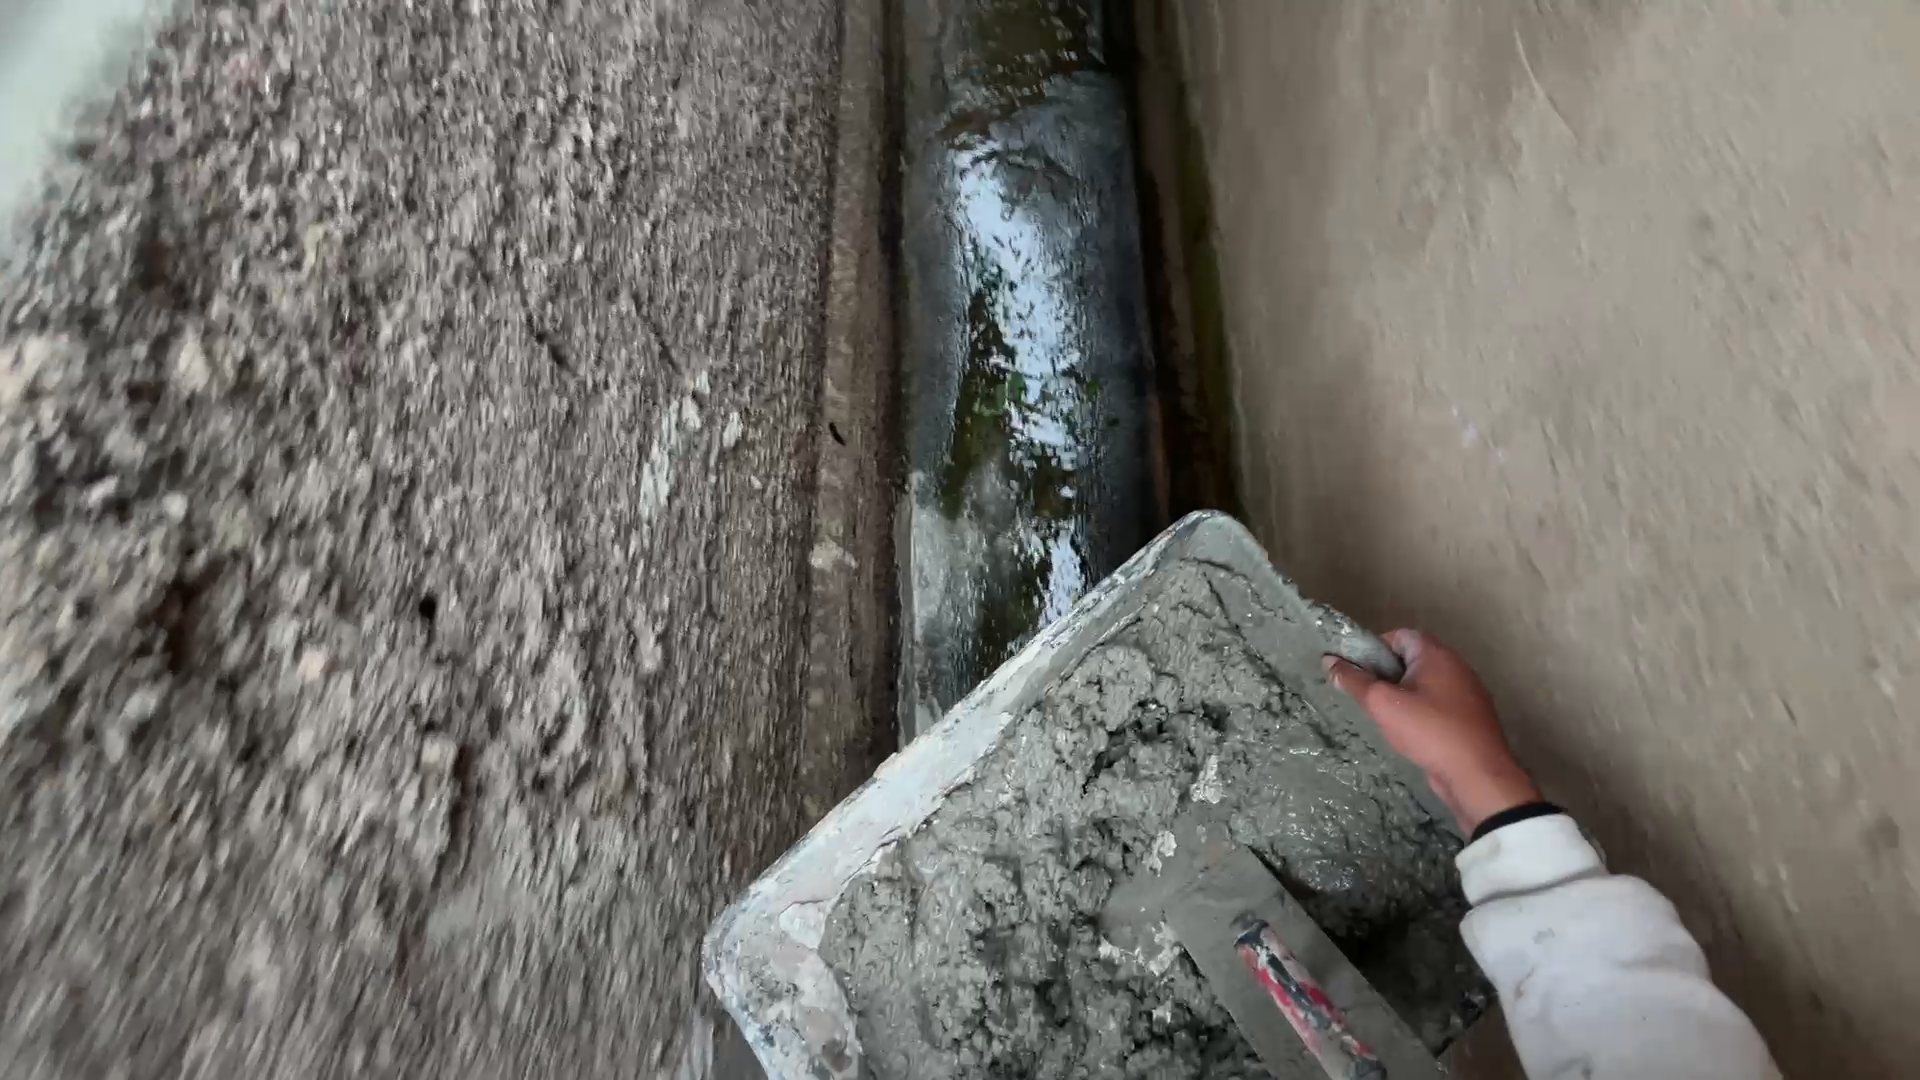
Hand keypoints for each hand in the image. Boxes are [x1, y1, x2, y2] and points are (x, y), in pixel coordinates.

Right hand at [1322, 630, 1540, 834]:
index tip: (1359, 671)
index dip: (1375, 648)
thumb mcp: (1381, 703)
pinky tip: (1408, 731)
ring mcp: (1466, 693)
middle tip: (1367, 694)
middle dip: (1385, 674)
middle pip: (1411, 659)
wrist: (1478, 776)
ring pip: (1423, 683)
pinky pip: (1436, 703)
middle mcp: (1456, 667)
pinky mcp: (1469, 717)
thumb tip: (1329, 661)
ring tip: (1384, 715)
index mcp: (1437, 655)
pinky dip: (1419, 710)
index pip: (1399, 635)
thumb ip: (1353, 680)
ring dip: (1401, 694)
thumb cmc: (1428, 730)